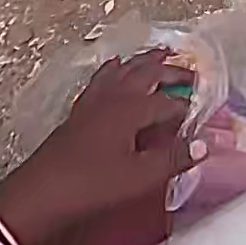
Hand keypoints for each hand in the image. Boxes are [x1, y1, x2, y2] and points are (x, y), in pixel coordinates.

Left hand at [0, 49, 203, 244]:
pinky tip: (118, 65)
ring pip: (127, 68)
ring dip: (147, 60)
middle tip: (192, 73)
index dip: (187, 106)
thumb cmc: (92, 185)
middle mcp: (116, 94)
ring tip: (163, 53)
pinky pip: (105, 75)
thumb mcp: (138, 177)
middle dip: (172, 71)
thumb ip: (172, 159)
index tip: (204, 109)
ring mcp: (97, 97)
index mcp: (133, 108)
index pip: (168, 102)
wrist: (41, 192)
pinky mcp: (83, 105)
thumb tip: (204, 144)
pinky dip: (117, 67)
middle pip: (149, 73)